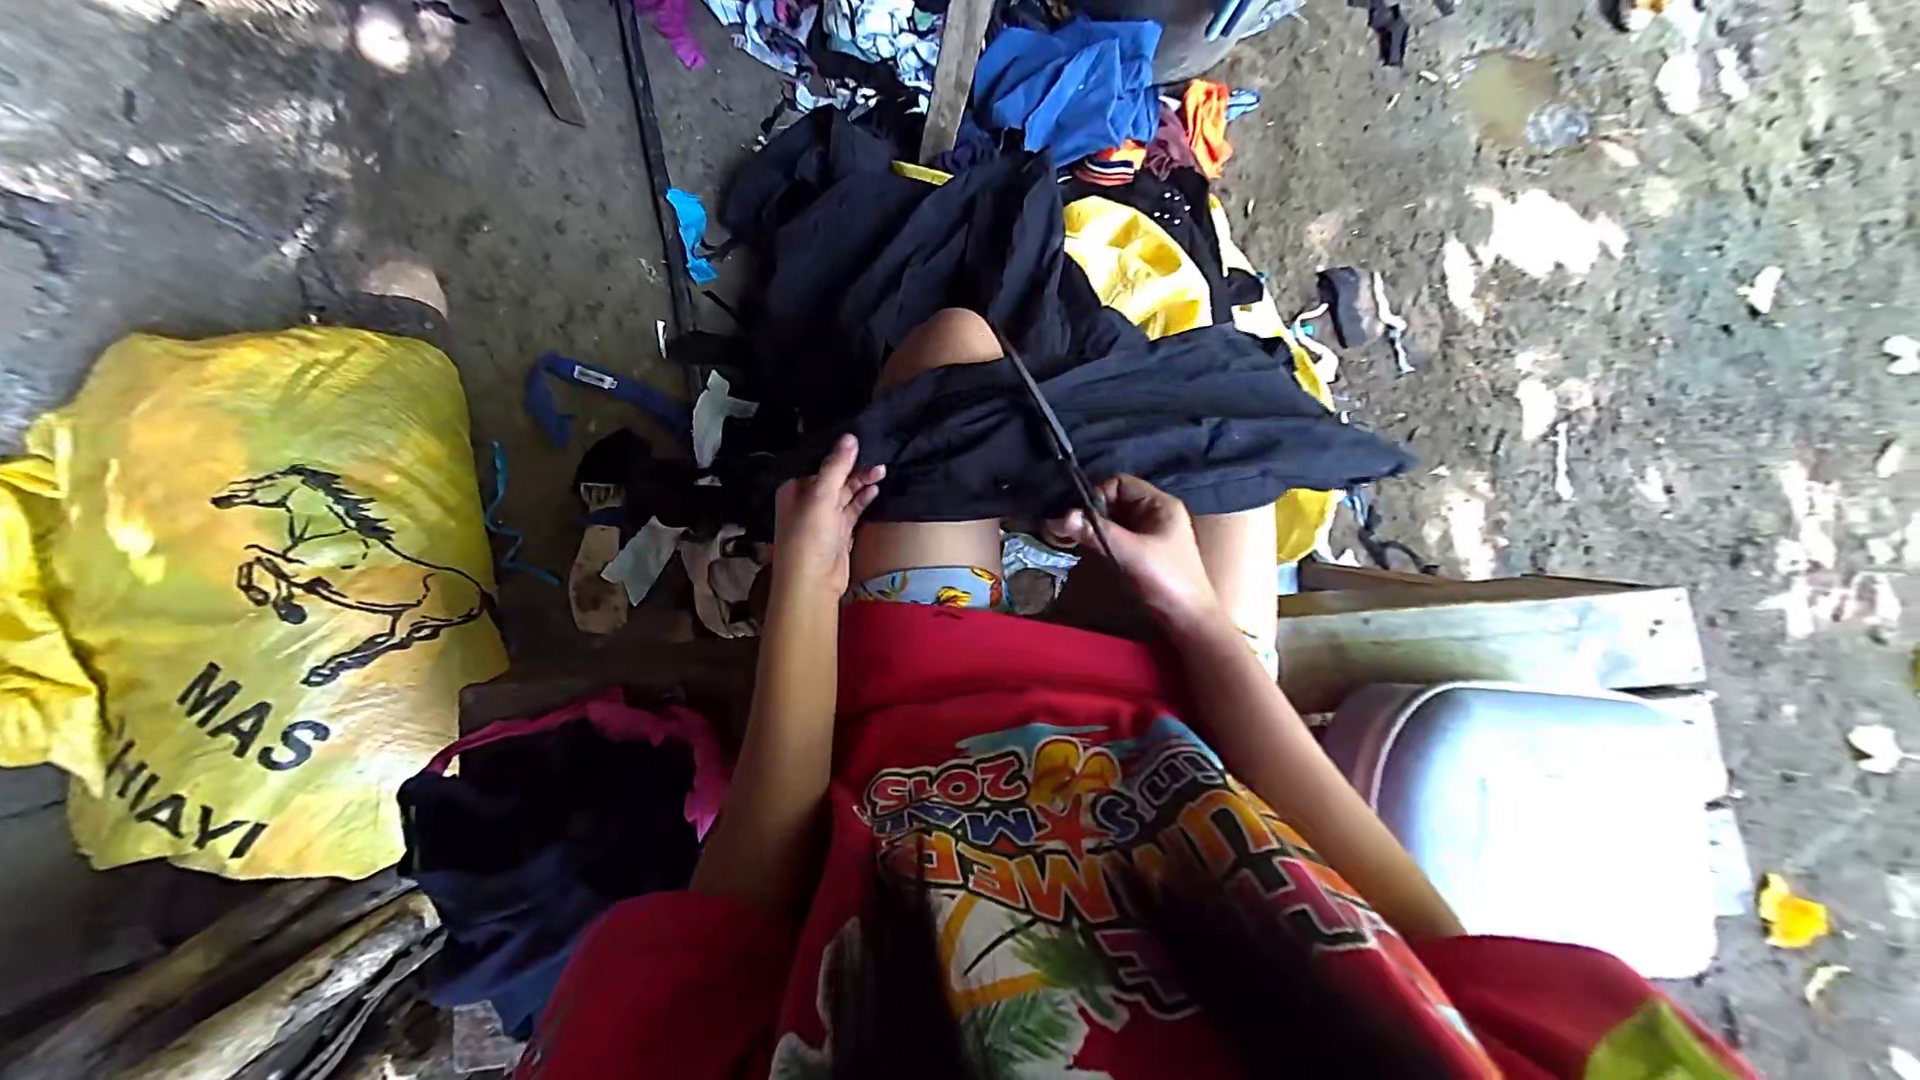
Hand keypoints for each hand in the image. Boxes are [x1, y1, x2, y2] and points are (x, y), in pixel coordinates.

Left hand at [773, 434, 884, 596]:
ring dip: (862, 482)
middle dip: (854, 468)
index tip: (861, 439)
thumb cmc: (809, 536)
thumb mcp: (821, 496)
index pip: (818, 463)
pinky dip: (863, 499)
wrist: (811, 581)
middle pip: (834, 477)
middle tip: (878, 460)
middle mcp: (807, 501)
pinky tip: (875, 490)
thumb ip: (836, 466)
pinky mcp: (838, 532)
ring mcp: (823, 517)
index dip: (839, 453)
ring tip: (882, 471)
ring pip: (845, 493)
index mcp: (795, 488)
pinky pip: (852, 509)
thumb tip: (850, 437)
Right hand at [1048, 474, 1224, 633]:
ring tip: (1073, 539)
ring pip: (1113, 520)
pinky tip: (1086, 549)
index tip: (1078, 515)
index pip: (1120, 483)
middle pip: (1114, 500)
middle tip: (1068, 528)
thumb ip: (1096, 532)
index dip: (1097, 494)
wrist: (1188, 621)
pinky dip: (1100, 540)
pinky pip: (1116, 536)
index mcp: (1160, 504)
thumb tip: (1060, 516)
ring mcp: (1149, 533)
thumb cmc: (1165, 581)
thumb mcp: (1128, 552)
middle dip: (1092, 512)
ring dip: (1094, 528)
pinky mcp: (1142, 551)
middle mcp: (1155, 514)